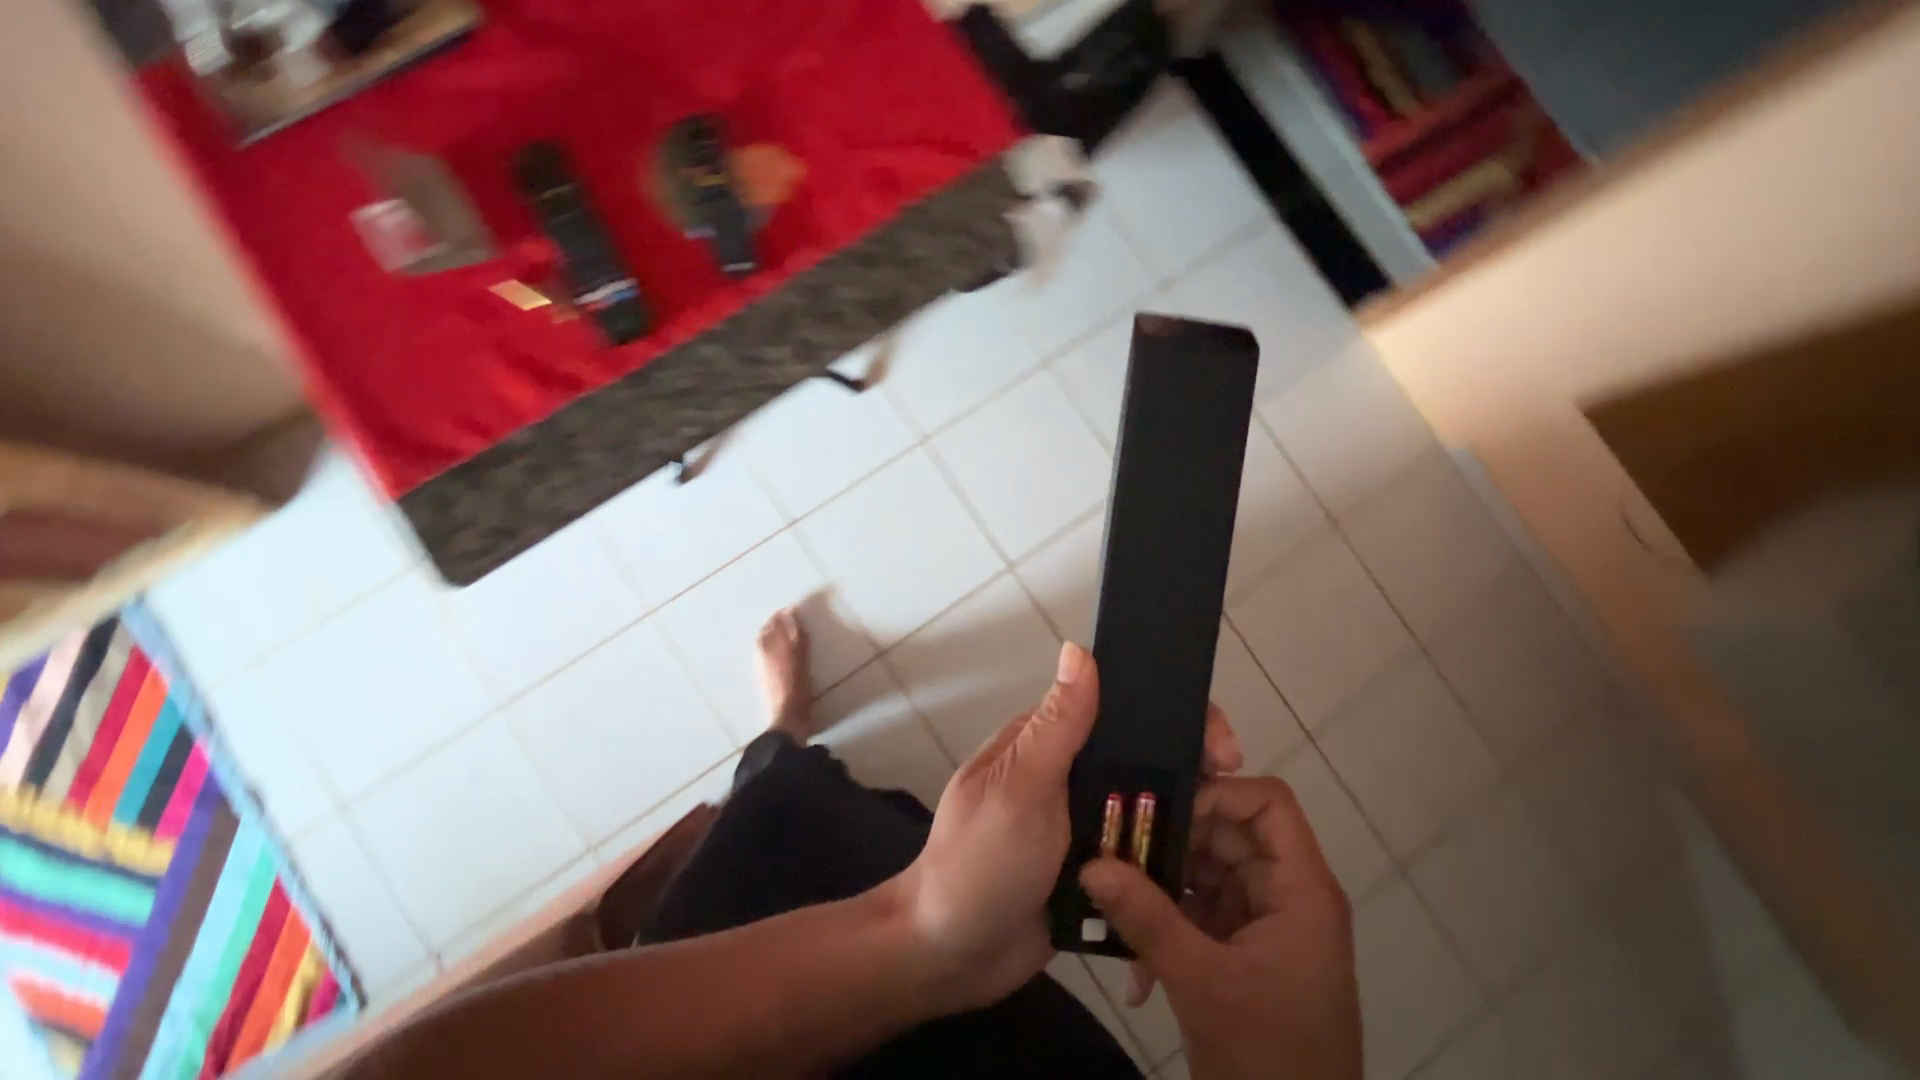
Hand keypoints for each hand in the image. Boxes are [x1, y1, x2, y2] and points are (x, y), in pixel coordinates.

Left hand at [885, 643, 1245, 1013]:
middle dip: (1188, 766)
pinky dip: (1165, 855)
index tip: (1218, 742)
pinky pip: (1137, 853)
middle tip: (1232, 785)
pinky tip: (1202, 865)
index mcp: (1043, 744)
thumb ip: (1056, 726)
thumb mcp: (1019, 788)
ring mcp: (1079, 825)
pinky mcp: (1092, 870)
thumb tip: (1079, 648)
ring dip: (1182, 813)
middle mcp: (1064, 777)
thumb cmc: (980, 862)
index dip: (1169, 714)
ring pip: (1143, 806)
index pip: (1115, 709)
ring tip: (1226, 830)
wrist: (952, 957)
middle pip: (1138, 758)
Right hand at [1079, 776, 1360, 1079]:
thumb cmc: (1268, 1055)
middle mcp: (1284, 895)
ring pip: (1205, 874)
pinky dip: (1164, 925)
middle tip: (1111, 842)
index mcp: (1299, 889)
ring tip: (1108, 891)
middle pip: (1227, 834)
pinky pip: (1197, 914)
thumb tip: (1090, 864)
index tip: (1156, 807)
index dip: (1216, 793)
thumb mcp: (1202, 982)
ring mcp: (1261, 925)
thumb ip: (1146, 918)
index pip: (1266, 803)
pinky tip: (1129, 958)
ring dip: (1159, 884)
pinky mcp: (1239, 954)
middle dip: (1169, 839)